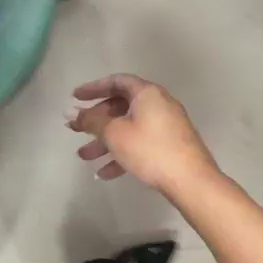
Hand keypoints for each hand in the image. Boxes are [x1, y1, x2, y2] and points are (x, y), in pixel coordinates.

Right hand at [67, 73, 220, 190]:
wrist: (191, 180)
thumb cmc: (149, 149)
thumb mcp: (114, 133)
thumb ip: (91, 121)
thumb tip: (71, 114)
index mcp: (147, 94)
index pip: (116, 81)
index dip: (93, 88)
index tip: (75, 98)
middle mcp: (158, 104)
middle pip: (120, 107)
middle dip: (95, 121)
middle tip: (75, 130)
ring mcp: (165, 126)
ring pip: (128, 128)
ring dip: (104, 141)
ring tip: (84, 156)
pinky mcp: (169, 145)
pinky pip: (139, 143)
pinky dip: (122, 154)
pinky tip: (104, 174)